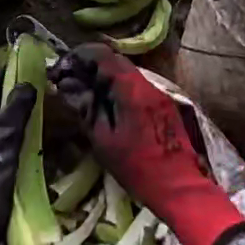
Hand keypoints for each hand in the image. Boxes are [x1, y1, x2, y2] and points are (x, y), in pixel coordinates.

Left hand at [0, 68, 34, 244]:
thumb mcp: (1, 153)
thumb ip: (12, 118)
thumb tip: (26, 84)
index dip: (6, 73)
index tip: (27, 59)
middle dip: (16, 92)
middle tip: (45, 85)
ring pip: (0, 124)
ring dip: (18, 114)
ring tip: (45, 110)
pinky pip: (4, 144)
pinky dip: (19, 136)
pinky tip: (35, 143)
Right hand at [49, 43, 244, 244]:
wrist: (182, 189)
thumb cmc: (138, 167)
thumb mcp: (103, 139)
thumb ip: (86, 107)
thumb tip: (68, 85)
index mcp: (132, 90)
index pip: (102, 54)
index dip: (78, 57)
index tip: (62, 71)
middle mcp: (147, 85)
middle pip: (114, 60)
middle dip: (89, 66)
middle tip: (69, 82)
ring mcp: (158, 94)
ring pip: (125, 73)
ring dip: (102, 78)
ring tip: (84, 95)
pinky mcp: (163, 106)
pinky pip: (135, 87)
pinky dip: (116, 88)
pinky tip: (104, 105)